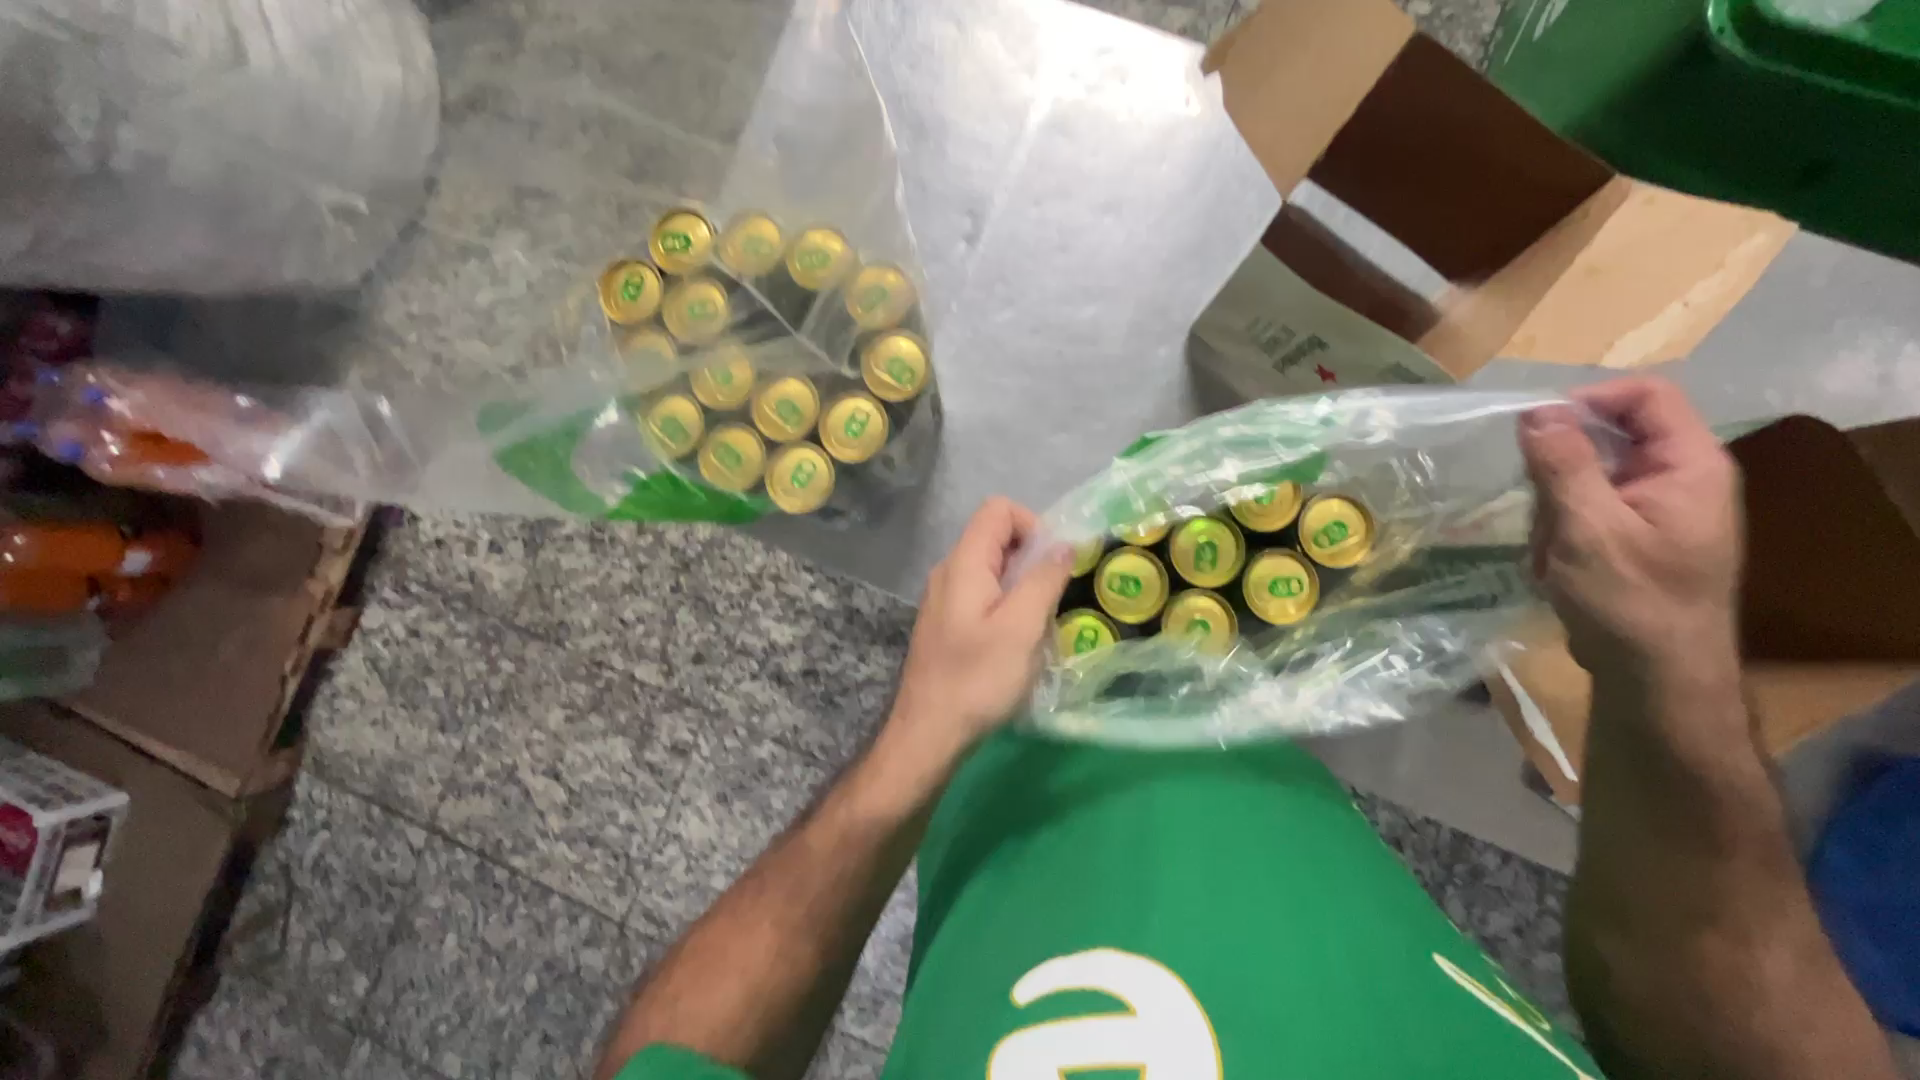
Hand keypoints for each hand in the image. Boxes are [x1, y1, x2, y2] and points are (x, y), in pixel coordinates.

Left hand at [882, 498, 1075, 766]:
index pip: (998, 510)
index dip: (1033, 525)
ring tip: (1039, 626)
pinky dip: (1007, 608)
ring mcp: (944, 600)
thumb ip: (1044, 580)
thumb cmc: (978, 679)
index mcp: (963, 564)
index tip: (1054, 565)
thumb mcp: (1022, 627)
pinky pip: (983, 597)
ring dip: (1023, 587)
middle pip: (996, 538)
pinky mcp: (947, 625)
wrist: (929, 733)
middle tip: (1052, 601)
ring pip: (992, 571)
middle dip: (1032, 559)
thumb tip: (1063, 545)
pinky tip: (1017, 644)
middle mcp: (948, 572)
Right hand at [1519, 377, 1741, 677]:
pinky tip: (1555, 565)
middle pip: (1609, 435)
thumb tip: (1536, 410)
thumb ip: (1563, 463)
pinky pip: (1585, 509)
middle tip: (1541, 507)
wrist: (1656, 676)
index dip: (1589, 397)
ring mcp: (1657, 509)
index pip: (1646, 395)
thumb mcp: (1587, 527)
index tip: (1534, 425)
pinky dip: (1560, 530)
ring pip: (1587, 476)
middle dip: (1560, 469)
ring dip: (1555, 509)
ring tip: (1551, 552)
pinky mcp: (1634, 536)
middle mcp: (1680, 478)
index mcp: (1689, 465)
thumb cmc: (1630, 599)